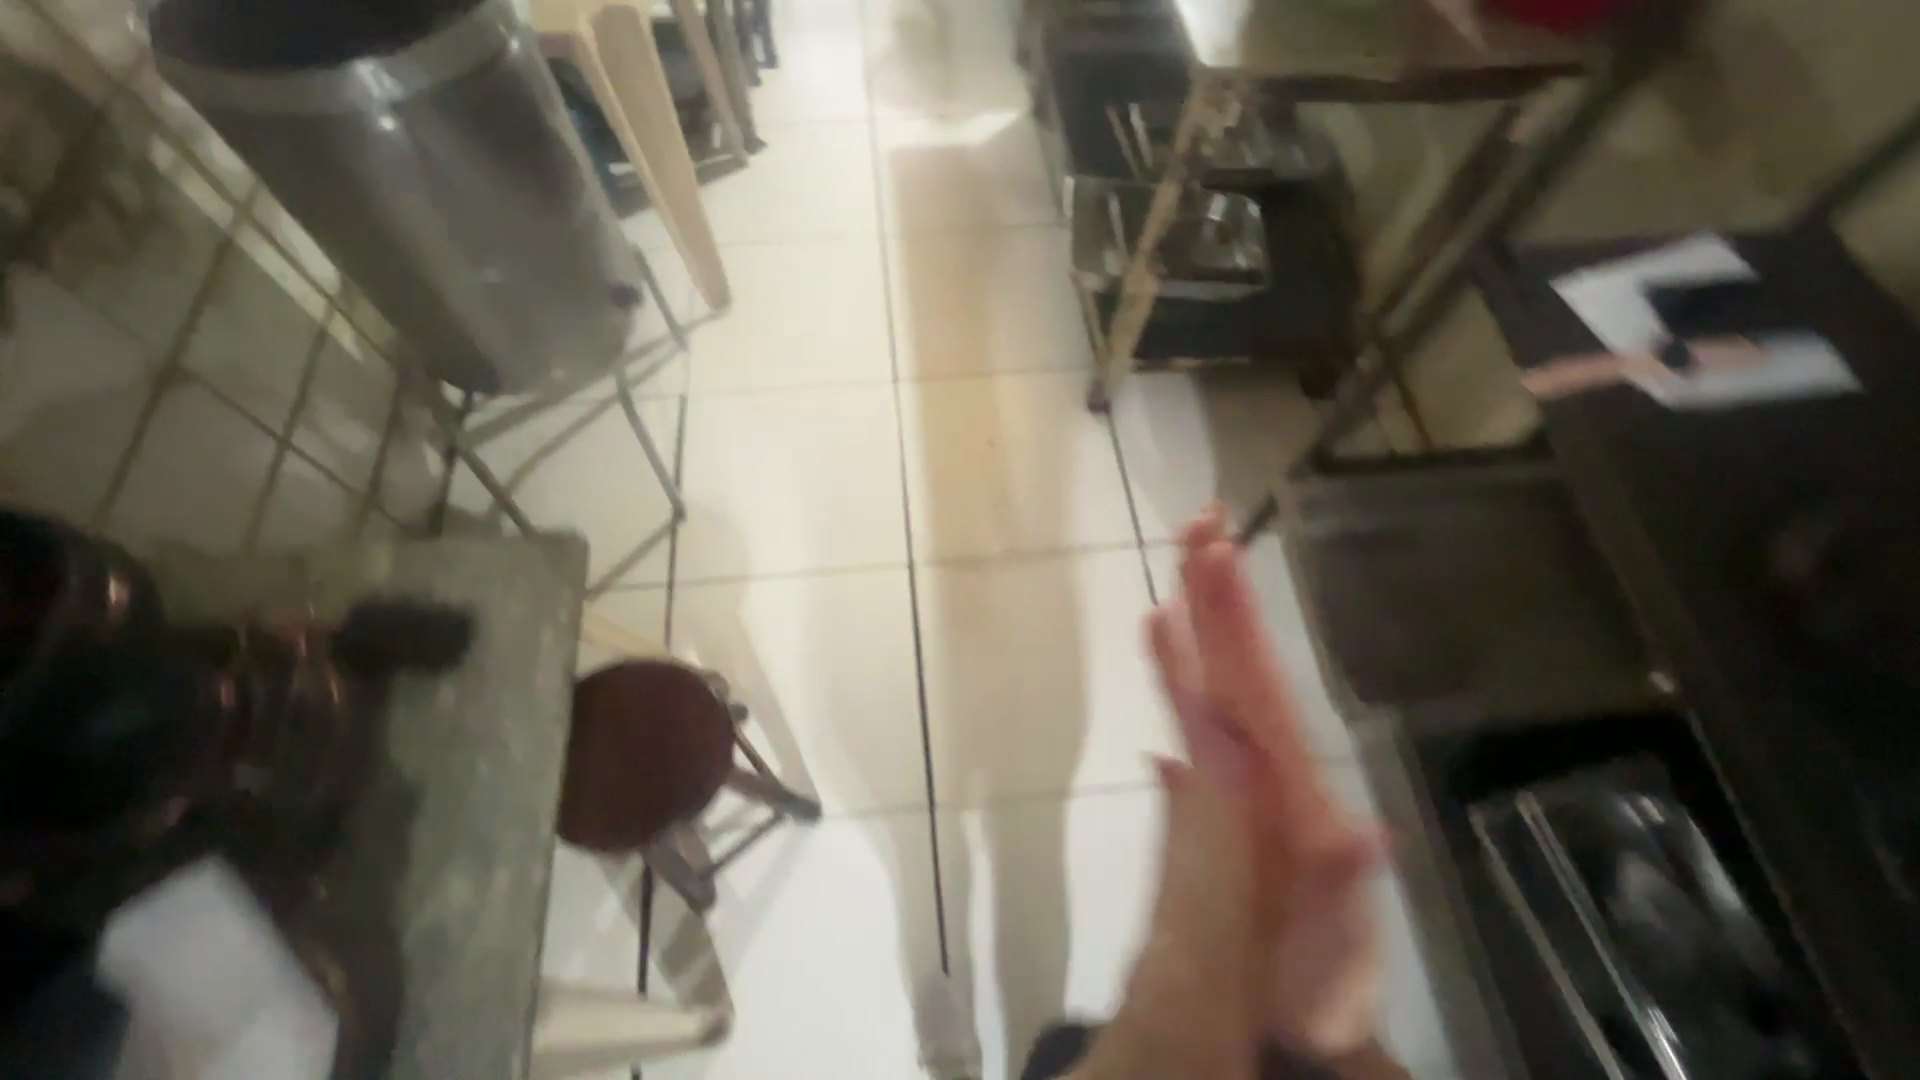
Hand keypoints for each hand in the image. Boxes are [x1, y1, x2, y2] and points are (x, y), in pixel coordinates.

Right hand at [1146, 508, 1386, 1060]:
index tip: (1218, 554)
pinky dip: (1174, 673)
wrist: (1286, 1012)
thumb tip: (1363, 833)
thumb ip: (1344, 897)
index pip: (1262, 691)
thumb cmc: (1310, 986)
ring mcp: (1238, 773)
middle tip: (1199, 521)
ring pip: (1214, 681)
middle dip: (1218, 595)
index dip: (1236, 625)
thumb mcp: (1332, 957)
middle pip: (1240, 668)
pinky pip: (1190, 716)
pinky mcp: (1211, 786)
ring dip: (1198, 620)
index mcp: (1292, 788)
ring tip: (1178, 560)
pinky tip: (1158, 636)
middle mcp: (1267, 766)